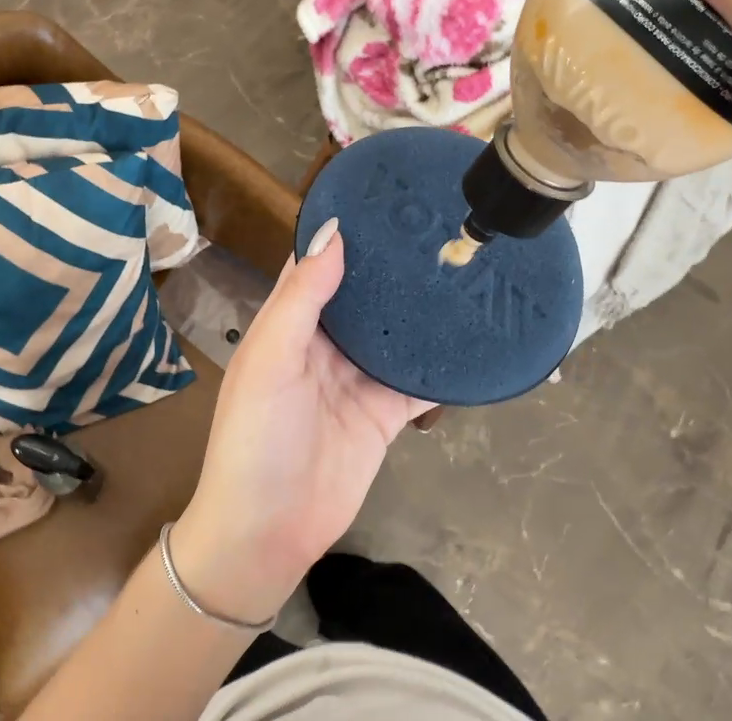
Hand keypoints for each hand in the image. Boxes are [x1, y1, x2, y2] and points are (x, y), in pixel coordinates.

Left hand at [168, 219, 433, 623]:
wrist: (267, 532)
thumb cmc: (254, 437)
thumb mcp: (269, 359)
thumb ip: (301, 297)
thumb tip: (335, 231)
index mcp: (286, 324)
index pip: (315, 265)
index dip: (342, 233)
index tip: (383, 198)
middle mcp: (323, 345)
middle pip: (363, 296)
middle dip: (393, 267)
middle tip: (441, 227)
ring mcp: (356, 380)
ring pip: (395, 334)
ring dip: (422, 309)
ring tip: (465, 268)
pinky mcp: (385, 415)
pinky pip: (419, 382)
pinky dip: (443, 364)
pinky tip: (476, 336)